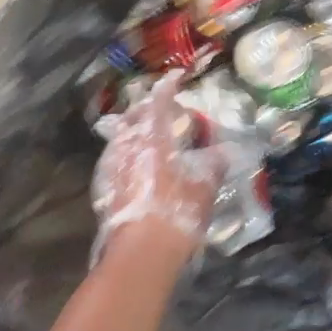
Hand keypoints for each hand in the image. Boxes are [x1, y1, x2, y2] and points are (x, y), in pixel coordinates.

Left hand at [91, 72, 224, 259]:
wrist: (141, 253)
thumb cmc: (176, 211)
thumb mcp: (205, 186)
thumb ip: (215, 164)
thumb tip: (226, 151)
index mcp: (153, 138)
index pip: (159, 102)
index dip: (168, 86)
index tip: (177, 77)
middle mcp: (128, 146)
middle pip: (132, 116)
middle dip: (144, 107)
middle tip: (157, 105)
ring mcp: (112, 168)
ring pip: (118, 137)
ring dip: (131, 129)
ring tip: (143, 131)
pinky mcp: (105, 190)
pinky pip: (114, 160)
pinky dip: (124, 153)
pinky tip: (133, 164)